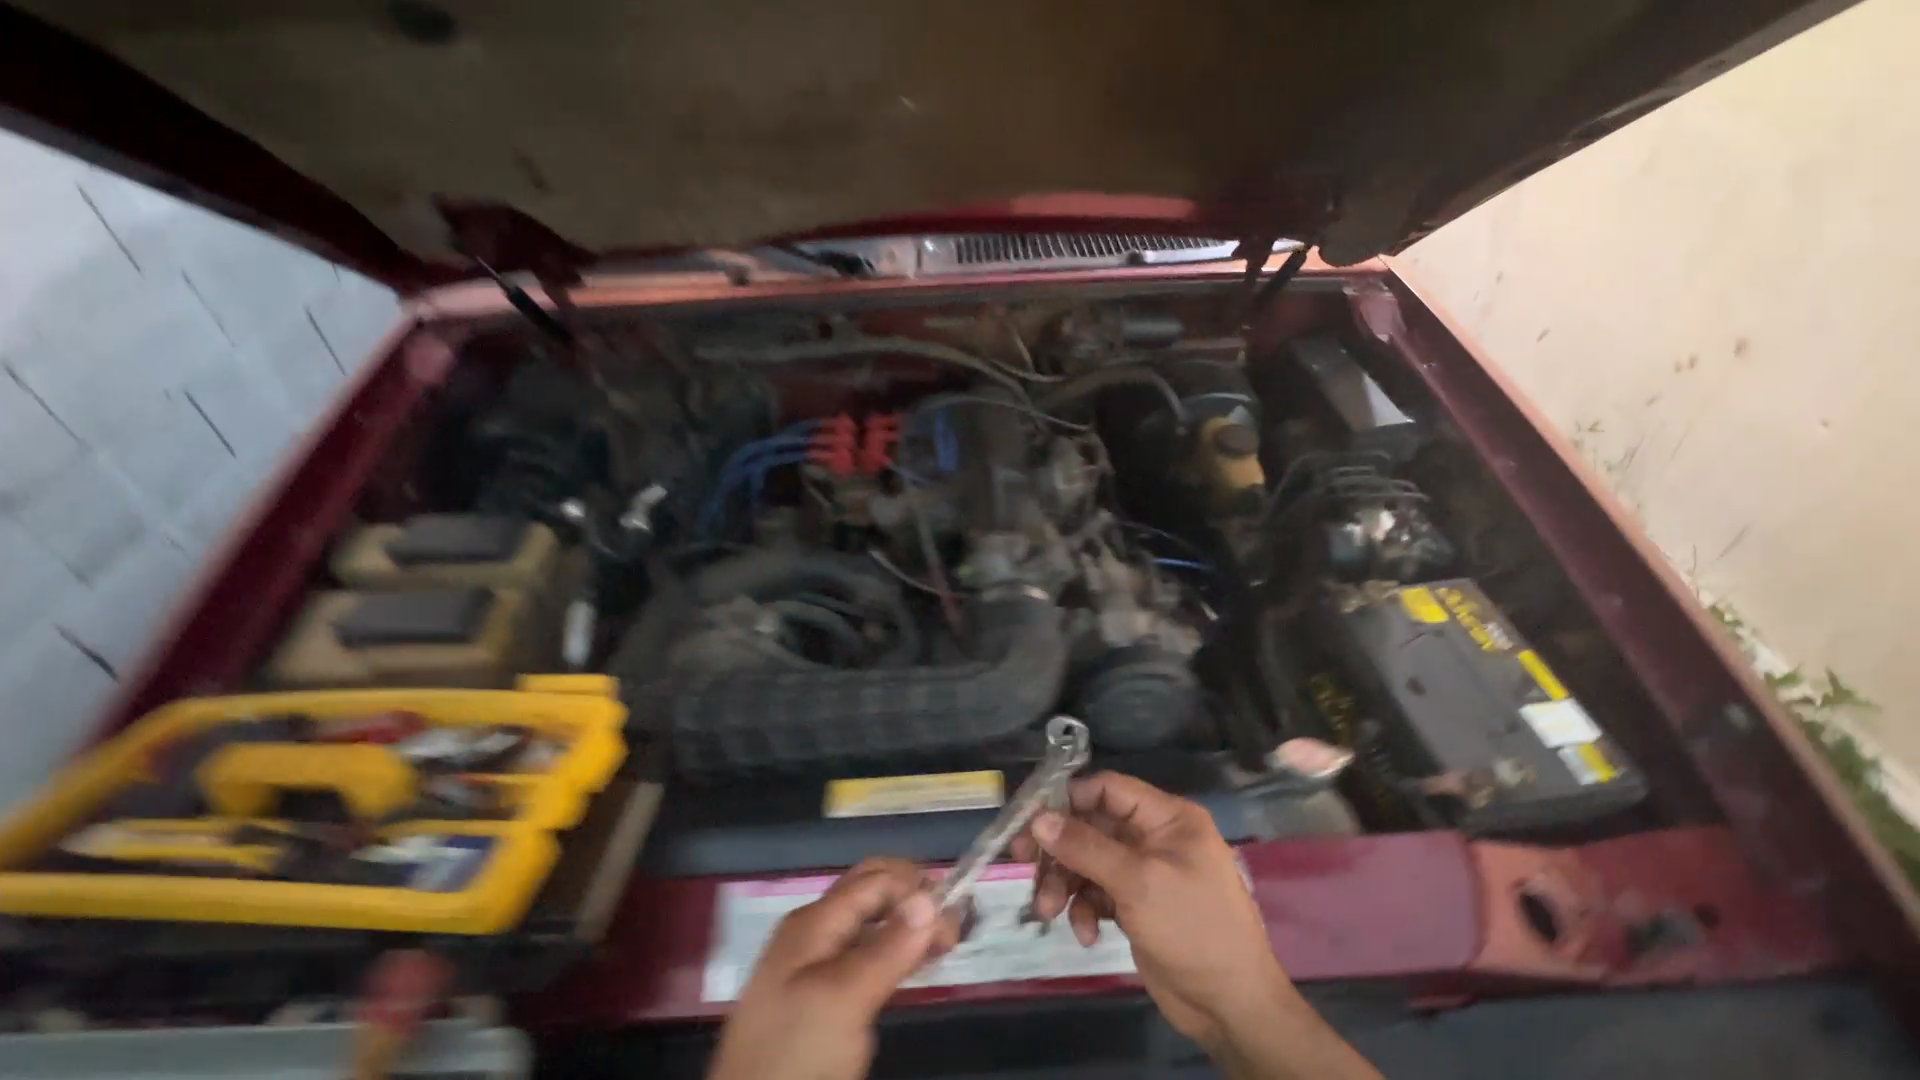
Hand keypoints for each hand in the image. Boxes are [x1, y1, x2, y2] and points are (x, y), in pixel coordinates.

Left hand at [708, 858, 960, 1079]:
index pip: (874, 881)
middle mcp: (815, 933)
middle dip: (912, 896)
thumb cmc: (796, 1055)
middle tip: (953, 925)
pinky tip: (914, 964)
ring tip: (944, 942)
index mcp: (814, 923)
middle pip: (870, 893)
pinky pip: (865, 954)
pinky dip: (895, 950)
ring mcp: (816, 964)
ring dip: (907, 923)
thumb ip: (886, 950)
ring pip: (870, 924)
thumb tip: (928, 897)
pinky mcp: (822, 994)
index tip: (957, 917)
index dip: (916, 888)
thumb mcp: (844, 1000)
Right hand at [1011, 772, 1294, 1044]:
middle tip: (1023, 864)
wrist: (1230, 1003)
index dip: (1069, 798)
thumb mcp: (1137, 882)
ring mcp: (1146, 873)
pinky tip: (1086, 935)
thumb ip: (1086, 847)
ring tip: (1049, 911)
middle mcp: (1155, 838)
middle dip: (1059, 849)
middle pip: (1092, 826)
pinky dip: (1085, 909)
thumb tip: (1039, 819)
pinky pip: (1097, 894)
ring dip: (1065, 883)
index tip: (1031, 819)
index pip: (1109, 788)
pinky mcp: (1137, 905)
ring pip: (1089, 862)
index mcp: (1167, 818)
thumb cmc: (1192, 928)